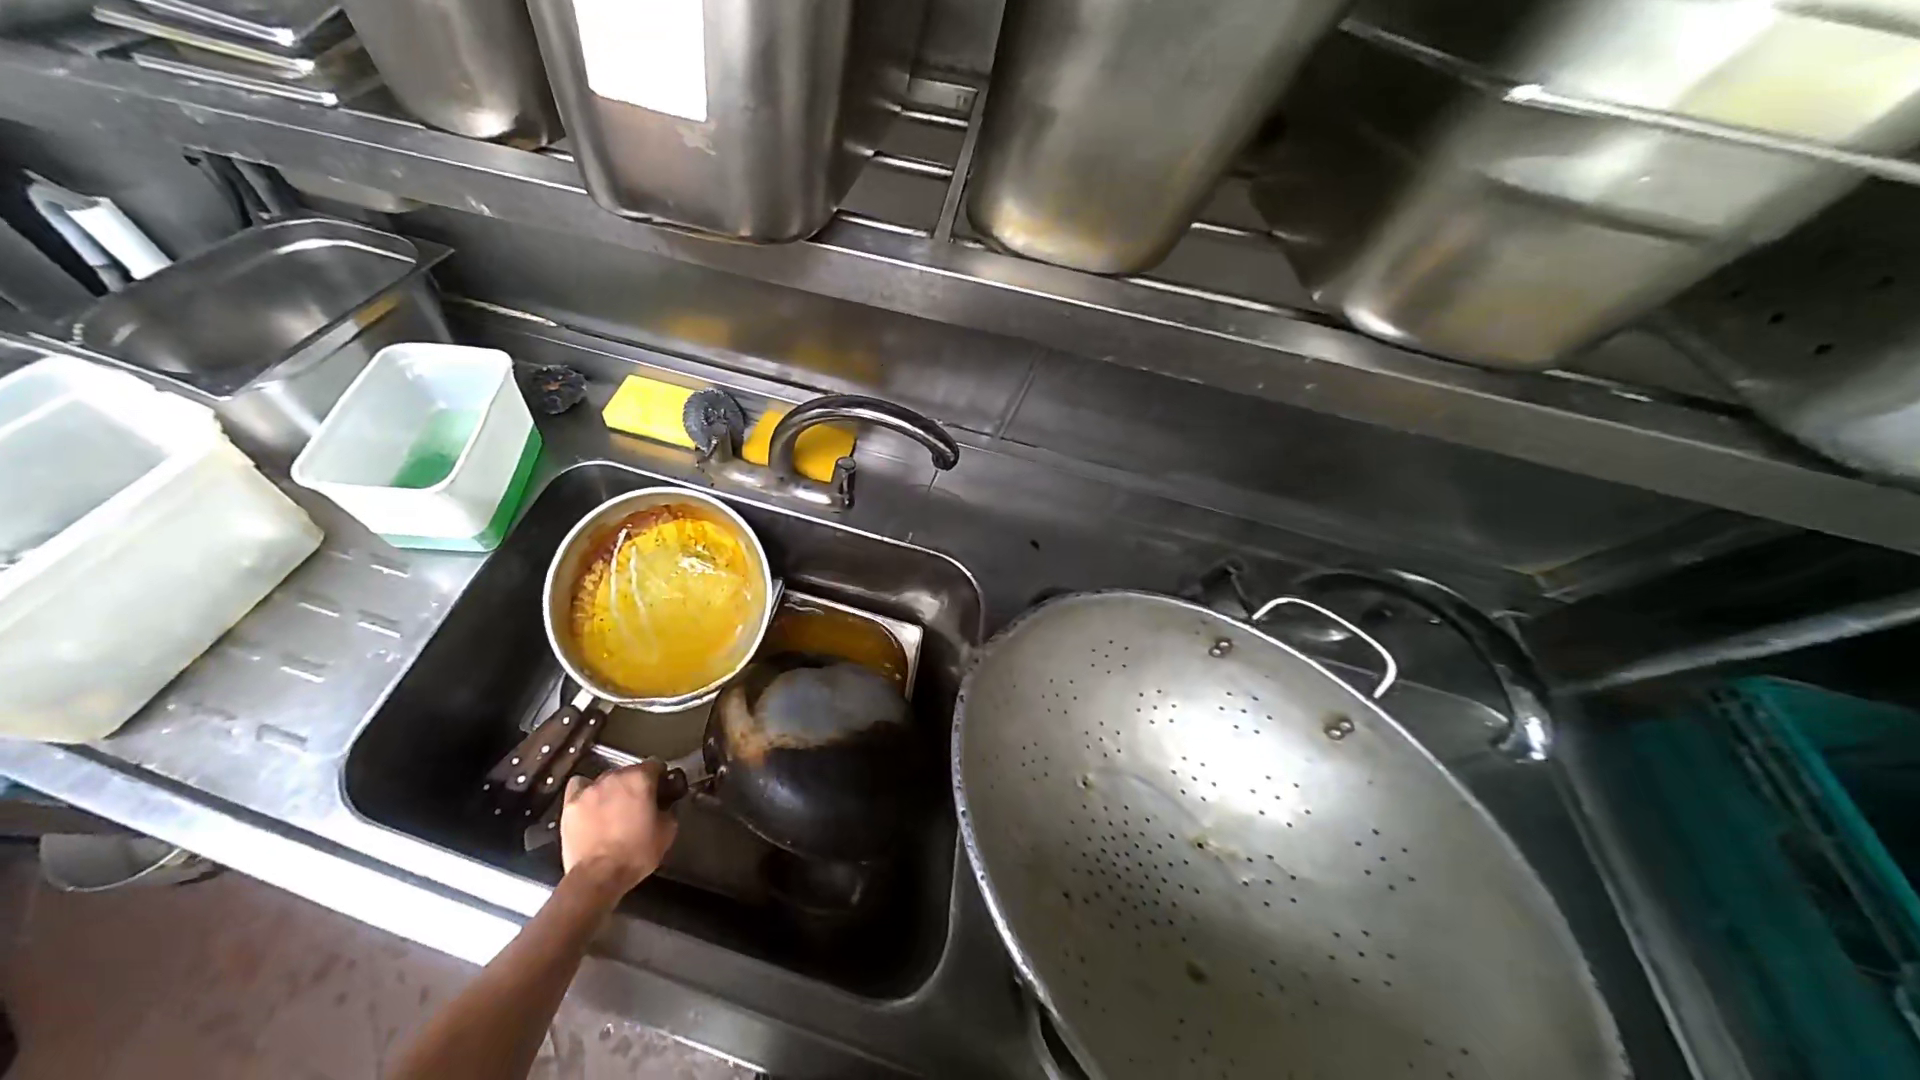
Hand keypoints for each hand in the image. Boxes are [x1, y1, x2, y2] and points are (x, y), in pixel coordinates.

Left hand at [560, 760, 678, 900]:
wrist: (598, 877)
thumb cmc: (636, 853)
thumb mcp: (668, 831)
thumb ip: (668, 809)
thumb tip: (663, 805)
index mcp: (641, 779)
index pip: (655, 764)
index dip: (660, 778)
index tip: (661, 791)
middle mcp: (614, 777)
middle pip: (629, 771)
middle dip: (635, 784)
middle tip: (638, 805)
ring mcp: (590, 789)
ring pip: (606, 779)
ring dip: (613, 790)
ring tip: (613, 810)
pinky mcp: (570, 804)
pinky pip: (579, 786)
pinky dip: (586, 791)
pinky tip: (591, 803)